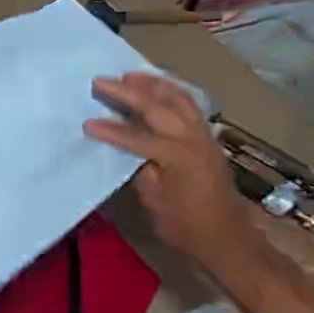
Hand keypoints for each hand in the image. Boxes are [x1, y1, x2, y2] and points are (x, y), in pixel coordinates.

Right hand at [83, 72, 260, 272]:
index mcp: (176, 157)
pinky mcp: (209, 137)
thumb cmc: (187, 227)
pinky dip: (173, 92)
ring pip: (178, 98)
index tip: (87, 123)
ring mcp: (204, 134)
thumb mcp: (155, 204)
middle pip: (157, 106)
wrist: (226, 237)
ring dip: (153, 84)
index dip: (110, 130)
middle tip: (102, 81)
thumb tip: (129, 151)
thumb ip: (141, 171)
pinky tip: (160, 87)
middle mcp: (192, 138)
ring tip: (130, 74)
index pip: (135, 137)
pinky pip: (190, 105)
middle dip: (127, 92)